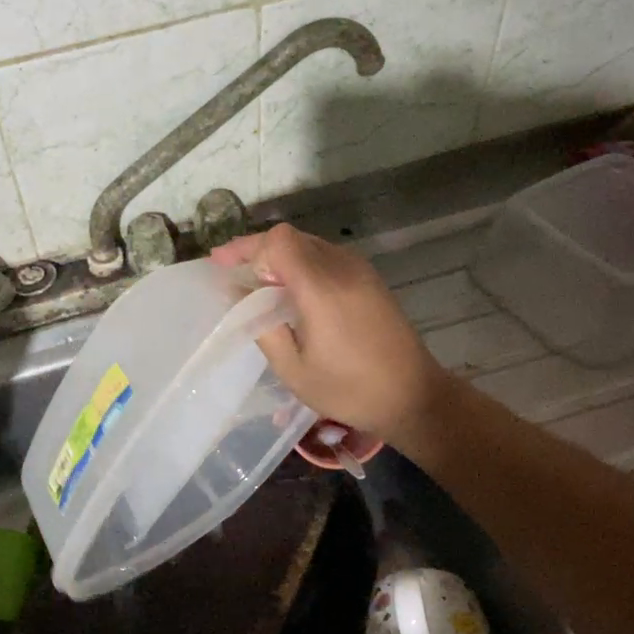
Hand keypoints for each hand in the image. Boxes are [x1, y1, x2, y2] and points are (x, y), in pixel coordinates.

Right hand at [210, 224, 449, 443]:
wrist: (412, 396)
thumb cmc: (348, 389)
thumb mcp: (293, 368)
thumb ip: (261, 326)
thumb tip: (238, 294)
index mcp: (321, 287)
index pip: (278, 241)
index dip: (246, 247)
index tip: (221, 264)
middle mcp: (342, 267)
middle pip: (292, 238)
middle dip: (257, 250)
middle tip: (231, 271)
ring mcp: (360, 271)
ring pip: (310, 245)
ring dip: (280, 257)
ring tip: (256, 284)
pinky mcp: (370, 280)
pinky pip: (327, 258)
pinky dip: (301, 265)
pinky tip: (290, 292)